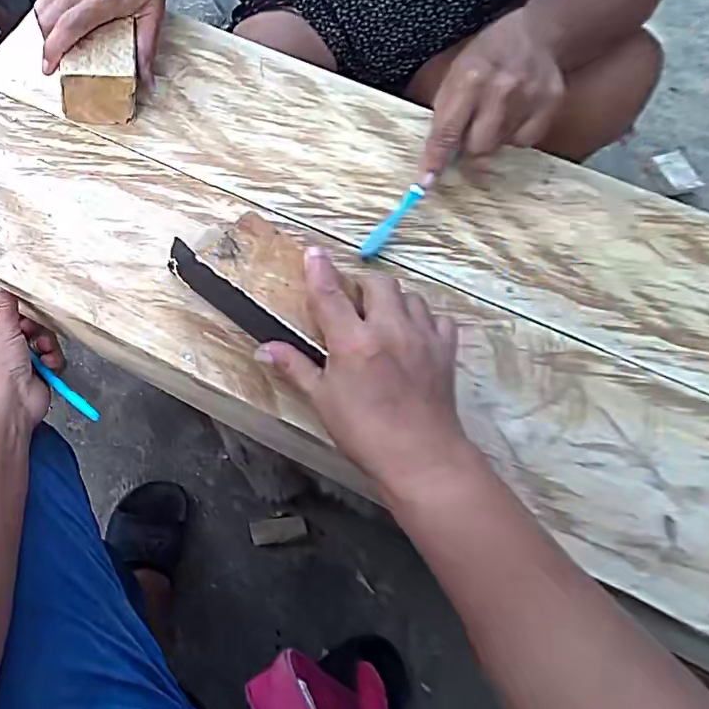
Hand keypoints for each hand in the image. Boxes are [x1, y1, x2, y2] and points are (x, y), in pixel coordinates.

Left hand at [0, 291, 65, 427]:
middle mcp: (2, 347)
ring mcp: (22, 359)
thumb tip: (1, 290)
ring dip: (45, 343)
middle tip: (30, 331)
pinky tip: (48, 364)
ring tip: (42, 352)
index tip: (10, 301)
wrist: (12, 405)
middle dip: (32, 326)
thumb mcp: (1, 332)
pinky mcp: (40, 370)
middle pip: (21, 324)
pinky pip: (52, 355)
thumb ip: (5, 309)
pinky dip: (52, 358)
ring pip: (40, 339)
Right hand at [34, 0, 170, 78]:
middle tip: (54, 55)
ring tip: (55, 35)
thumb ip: (147, 48)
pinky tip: (57, 8)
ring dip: (44, 22)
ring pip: (41, 1)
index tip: (48, 68)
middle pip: (46, 19)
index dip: (52, 52)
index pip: (64, 32)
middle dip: (45, 41)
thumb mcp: (153, 13)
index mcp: (98, 1)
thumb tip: (148, 81)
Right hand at [256, 247, 476, 493]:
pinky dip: (424, 318)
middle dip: (362, 286)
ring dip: (393, 300)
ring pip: (409, 295)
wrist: (421, 456)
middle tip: (352, 305)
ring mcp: (422, 336)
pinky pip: (437, 317)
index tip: (314, 252)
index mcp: (354, 342)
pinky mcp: (445, 348)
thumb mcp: (323, 401)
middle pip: (377, 283)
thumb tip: (263, 349)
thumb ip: (296, 368)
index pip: (330, 295)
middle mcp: (390, 329)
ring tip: (382, 319)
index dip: (319, 270)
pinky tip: (414, 333)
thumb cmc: (365, 433)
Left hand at [422, 10, 565, 176]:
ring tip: (493, 115)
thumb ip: (446, 111)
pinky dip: (514, 136)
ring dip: (491, 140)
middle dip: (468, 149)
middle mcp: (500, 89)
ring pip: (500, 147)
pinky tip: (513, 116)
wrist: (537, 33)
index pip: (447, 131)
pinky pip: (524, 142)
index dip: (436, 159)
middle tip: (469, 134)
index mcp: (469, 78)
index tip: (426, 181)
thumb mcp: (456, 72)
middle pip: (478, 148)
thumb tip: (436, 153)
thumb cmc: (488, 55)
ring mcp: (528, 97)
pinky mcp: (549, 104)